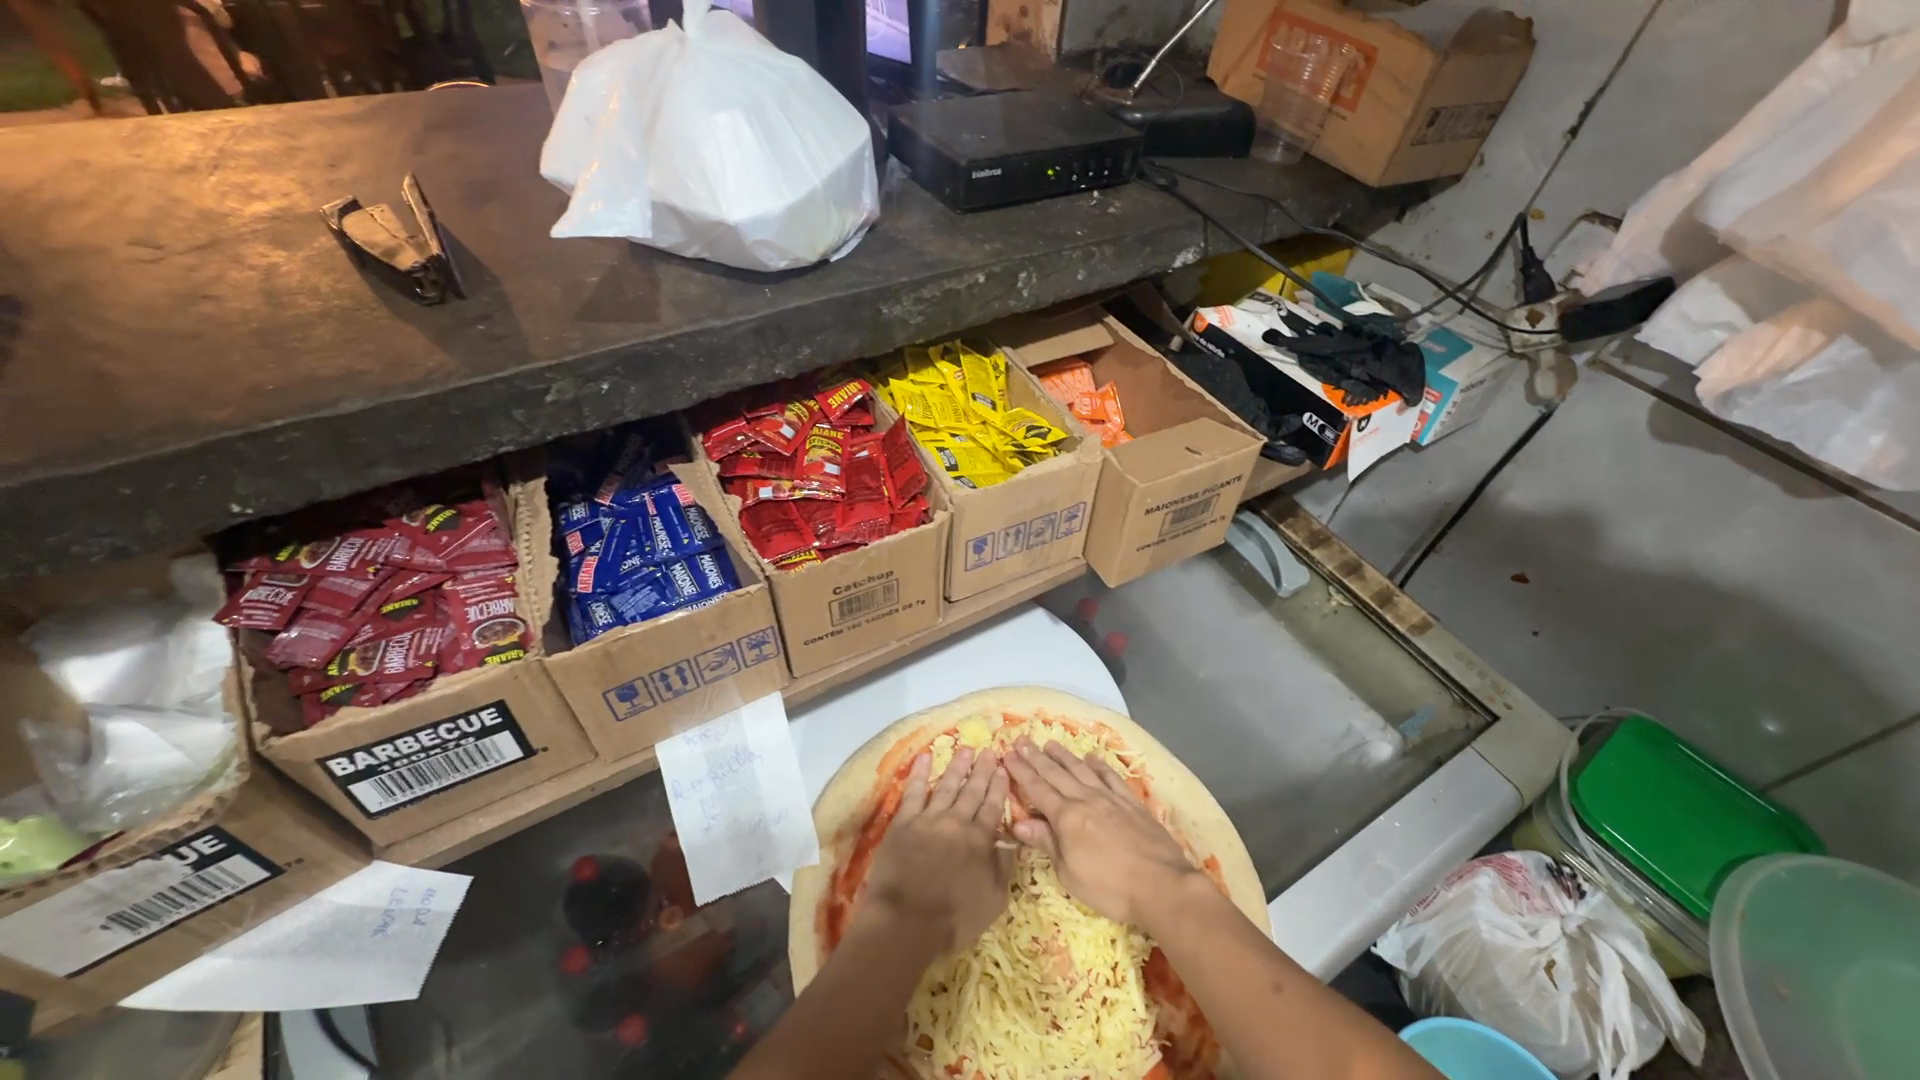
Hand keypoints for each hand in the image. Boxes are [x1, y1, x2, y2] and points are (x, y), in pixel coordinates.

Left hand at [858, 747, 1012, 953]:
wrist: (907, 921)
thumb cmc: (954, 918)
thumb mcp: (995, 900)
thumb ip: (1004, 867)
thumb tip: (1012, 842)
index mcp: (980, 840)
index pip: (993, 806)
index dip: (999, 787)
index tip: (1004, 769)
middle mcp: (956, 823)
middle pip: (972, 791)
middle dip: (983, 770)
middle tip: (990, 751)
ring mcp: (928, 820)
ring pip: (946, 786)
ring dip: (957, 767)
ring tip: (966, 749)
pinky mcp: (903, 823)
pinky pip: (913, 792)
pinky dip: (919, 773)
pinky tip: (924, 758)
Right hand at [1003, 738, 1203, 928]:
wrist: (1162, 885)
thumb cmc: (1109, 887)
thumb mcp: (1068, 873)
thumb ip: (1046, 843)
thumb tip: (1019, 824)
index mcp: (1066, 817)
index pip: (1037, 789)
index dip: (1021, 772)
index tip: (1007, 755)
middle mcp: (1086, 800)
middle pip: (1056, 774)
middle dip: (1036, 757)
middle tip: (1021, 740)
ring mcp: (1111, 799)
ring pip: (1082, 770)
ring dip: (1064, 756)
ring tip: (1050, 743)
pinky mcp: (1132, 803)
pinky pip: (1112, 778)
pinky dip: (1099, 766)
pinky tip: (1092, 758)